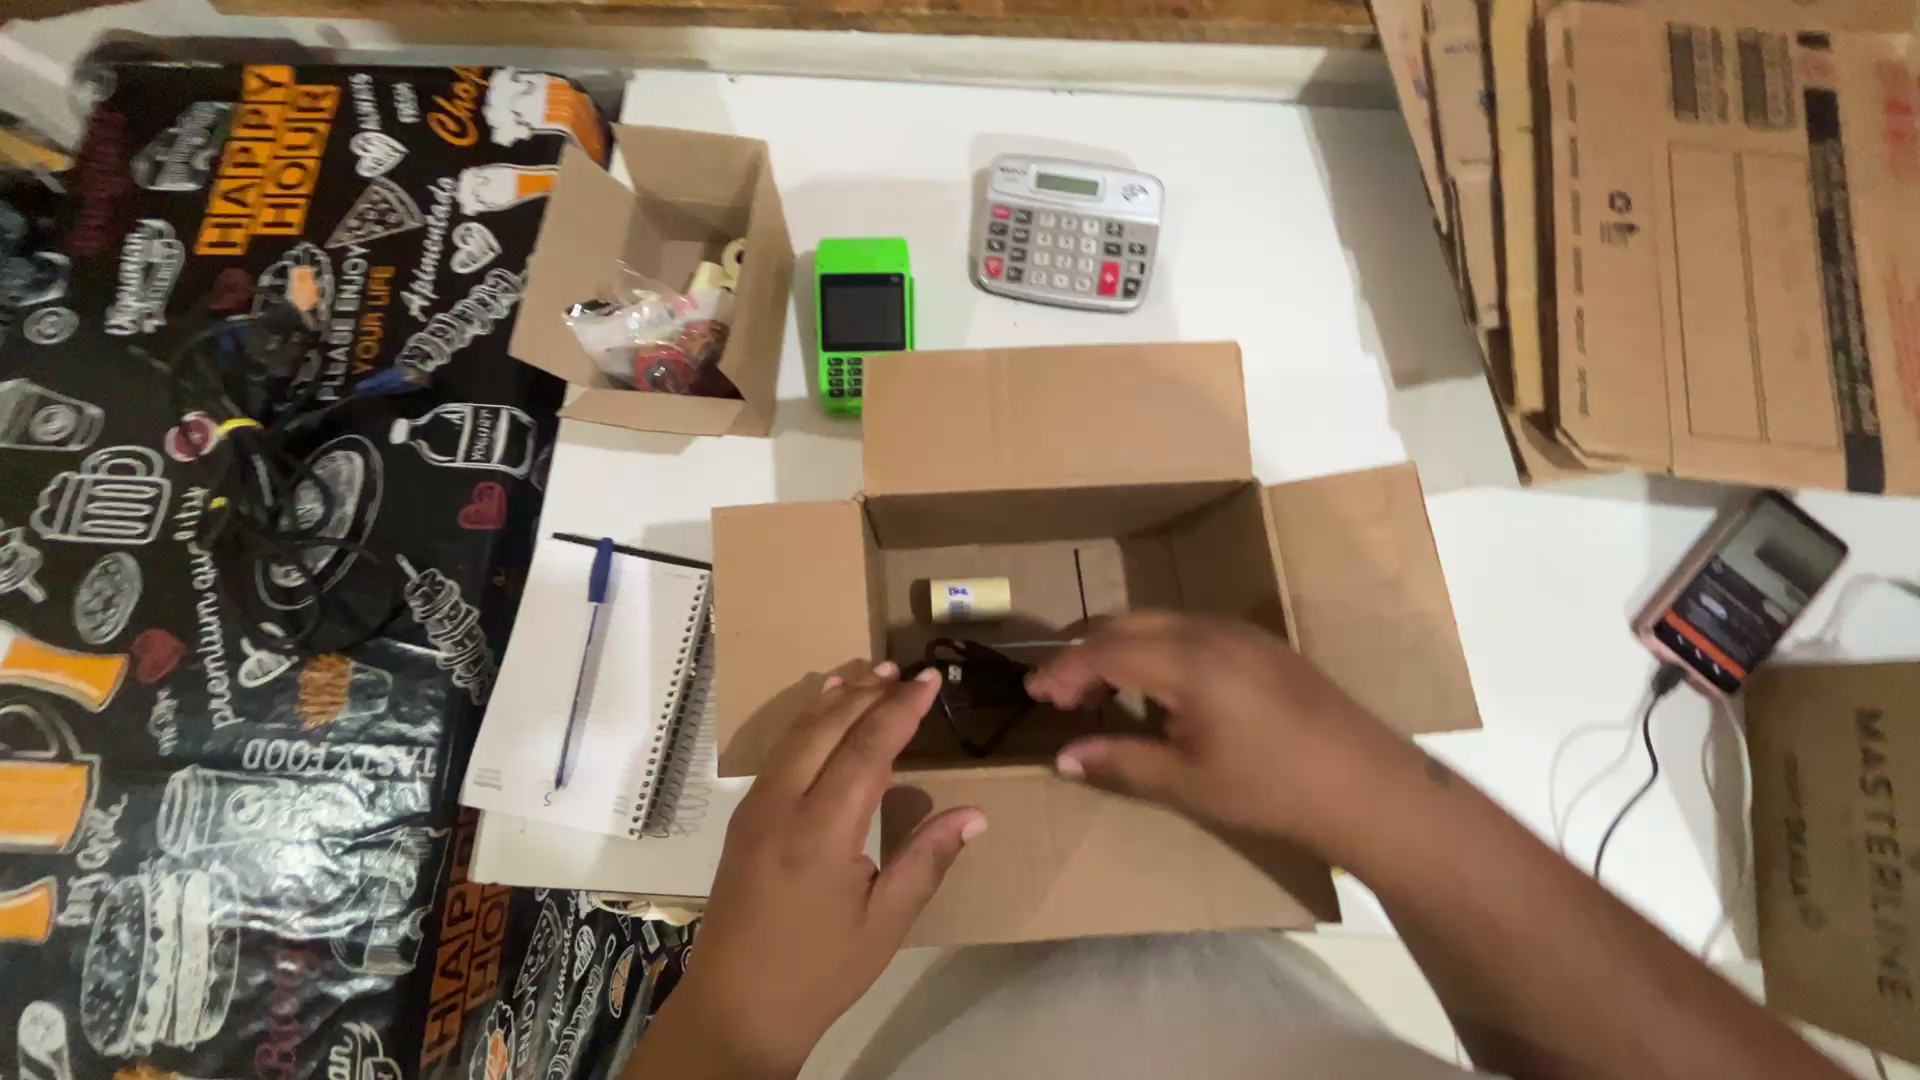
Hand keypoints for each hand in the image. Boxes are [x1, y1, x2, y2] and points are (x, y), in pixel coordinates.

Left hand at [653, 662, 986, 1078]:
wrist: (733, 1008)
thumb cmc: (818, 972)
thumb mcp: (884, 925)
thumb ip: (927, 860)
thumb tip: (975, 814)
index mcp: (822, 832)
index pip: (868, 748)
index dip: (901, 709)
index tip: (929, 680)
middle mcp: (782, 805)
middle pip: (829, 728)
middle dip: (870, 693)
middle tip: (906, 671)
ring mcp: (755, 806)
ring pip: (799, 732)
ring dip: (837, 698)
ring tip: (871, 674)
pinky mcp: (744, 815)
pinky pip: (779, 750)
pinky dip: (807, 720)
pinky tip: (823, 709)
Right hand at [1025, 612, 1416, 848]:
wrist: (1369, 787)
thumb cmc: (1272, 789)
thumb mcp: (1188, 782)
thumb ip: (1119, 761)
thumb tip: (1062, 758)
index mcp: (1188, 660)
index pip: (1104, 649)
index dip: (1062, 669)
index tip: (1033, 693)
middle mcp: (1209, 630)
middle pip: (1126, 622)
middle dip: (1084, 651)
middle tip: (1059, 691)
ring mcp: (1238, 631)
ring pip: (1157, 621)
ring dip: (1118, 646)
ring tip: (1098, 688)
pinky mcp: (1259, 642)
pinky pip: (1186, 628)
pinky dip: (1152, 647)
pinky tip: (1154, 685)